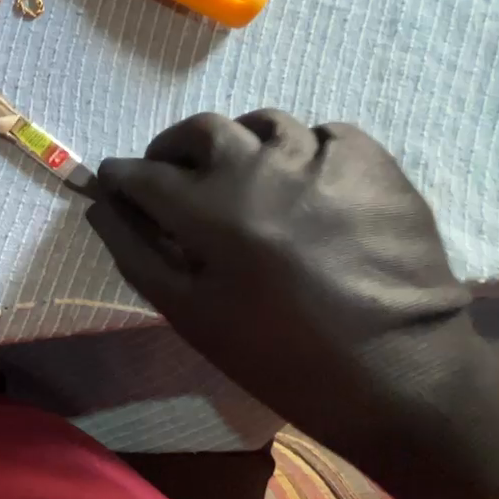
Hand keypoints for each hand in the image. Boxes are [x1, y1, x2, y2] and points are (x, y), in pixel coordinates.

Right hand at [85, 110, 498, 498]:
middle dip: (172, 149)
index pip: (141, 172)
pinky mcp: (375, 166)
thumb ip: (135, 251)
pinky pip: (326, 133)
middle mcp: (260, 170)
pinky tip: (303, 183)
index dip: (120, 178)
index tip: (115, 186)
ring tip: (242, 179)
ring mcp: (322, 161)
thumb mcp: (187, 310)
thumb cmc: (275, 352)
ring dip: (238, 145)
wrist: (398, 374)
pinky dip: (303, 148)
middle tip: (173, 177)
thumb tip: (100, 206)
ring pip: (263, 123)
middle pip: (200, 130)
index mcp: (209, 210)